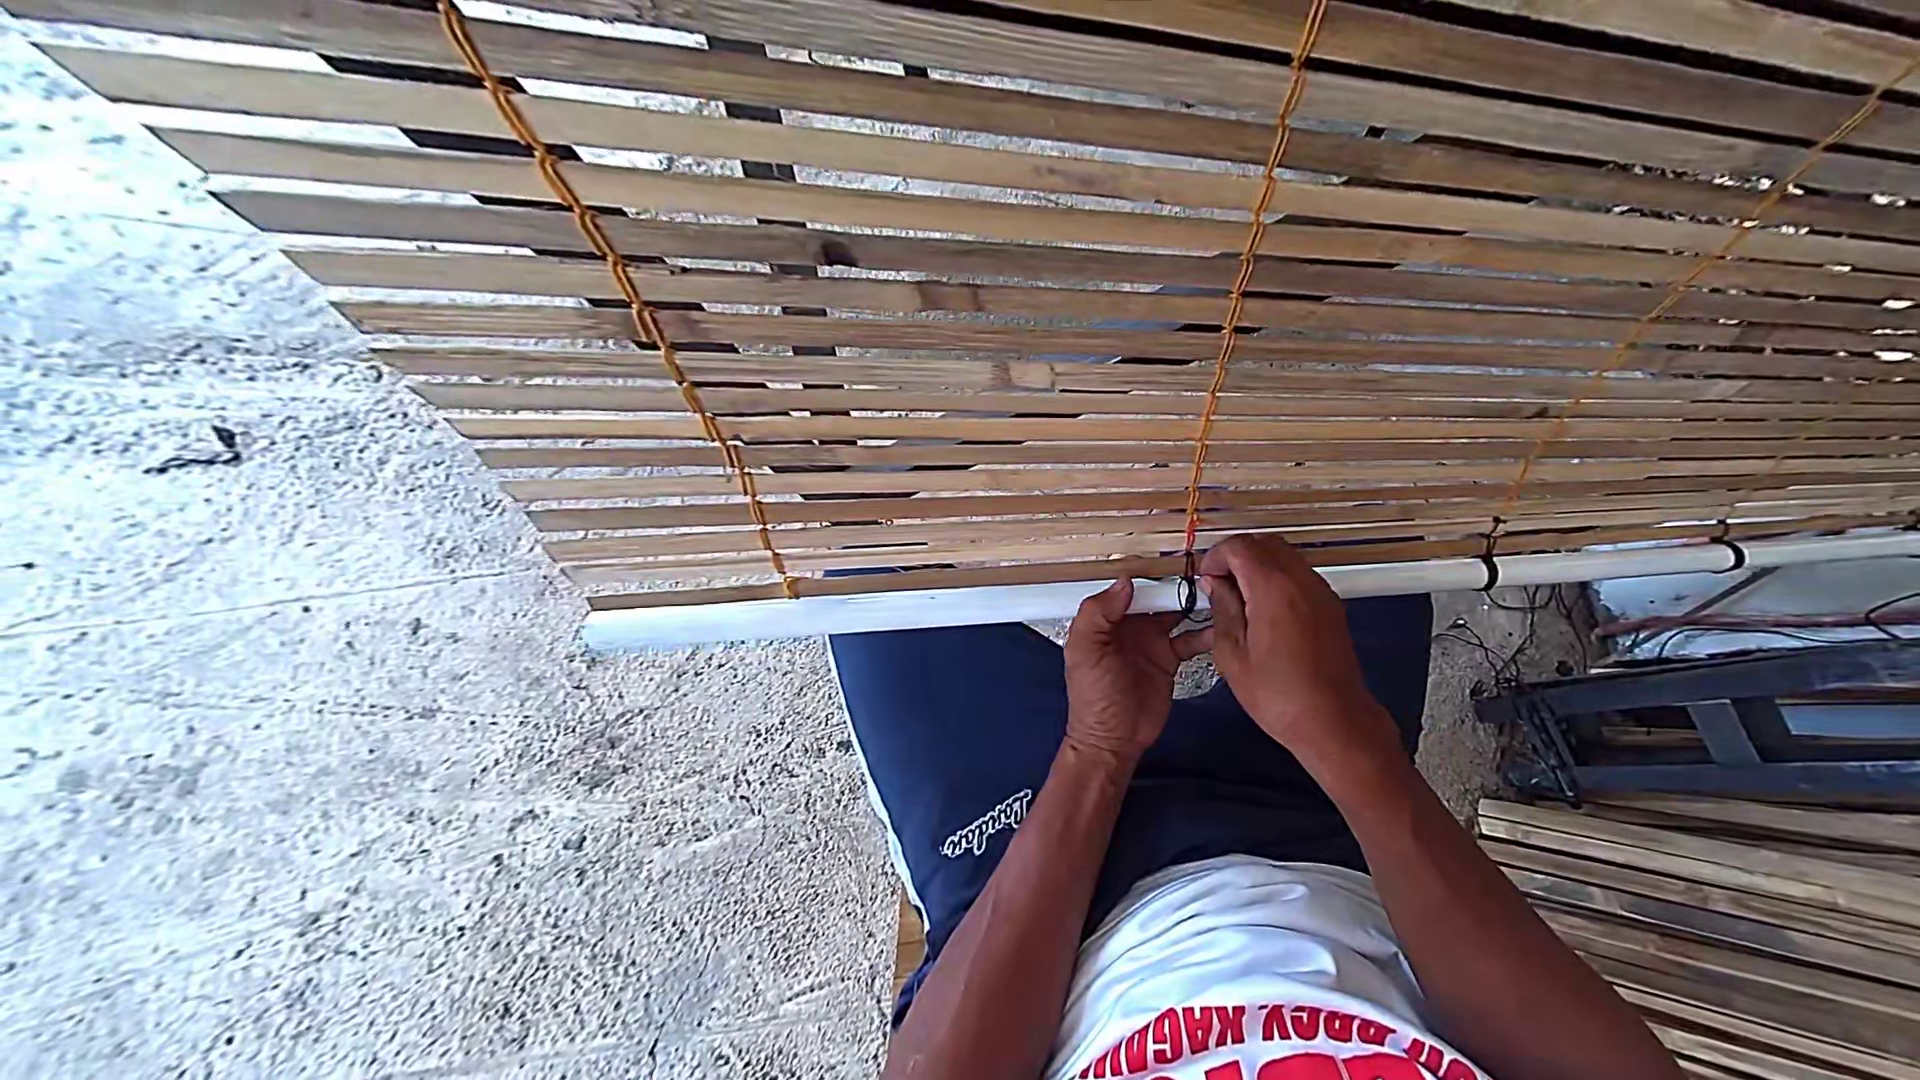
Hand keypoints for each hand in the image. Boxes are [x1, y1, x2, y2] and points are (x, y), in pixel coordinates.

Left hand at [1062, 578, 1212, 765]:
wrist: (1112, 738)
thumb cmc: (1092, 696)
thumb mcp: (1085, 650)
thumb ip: (1098, 613)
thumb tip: (1125, 582)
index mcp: (1105, 618)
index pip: (1125, 587)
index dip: (1145, 573)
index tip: (1168, 560)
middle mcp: (1128, 625)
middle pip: (1153, 596)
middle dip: (1173, 584)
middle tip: (1201, 571)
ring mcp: (1150, 641)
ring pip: (1174, 613)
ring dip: (1191, 603)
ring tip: (1215, 592)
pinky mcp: (1169, 659)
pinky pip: (1190, 639)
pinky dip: (1205, 632)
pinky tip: (1220, 626)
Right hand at [1199, 535, 1402, 771]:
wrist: (1334, 722)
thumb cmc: (1279, 695)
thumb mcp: (1232, 654)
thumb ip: (1222, 609)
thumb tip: (1216, 585)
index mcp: (1274, 590)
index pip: (1240, 547)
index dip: (1216, 558)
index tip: (1206, 580)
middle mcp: (1302, 582)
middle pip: (1265, 543)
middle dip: (1236, 556)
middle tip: (1219, 585)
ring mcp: (1321, 593)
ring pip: (1284, 556)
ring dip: (1257, 566)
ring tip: (1239, 599)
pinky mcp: (1331, 607)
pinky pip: (1298, 575)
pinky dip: (1276, 579)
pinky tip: (1263, 610)